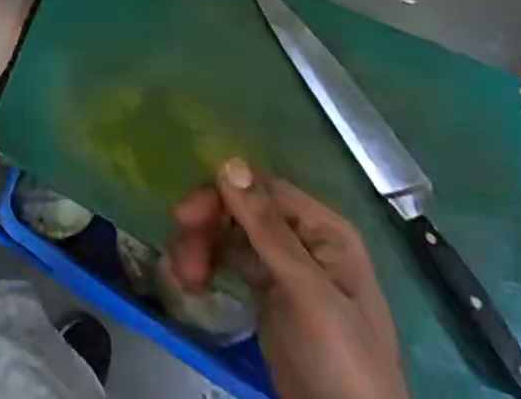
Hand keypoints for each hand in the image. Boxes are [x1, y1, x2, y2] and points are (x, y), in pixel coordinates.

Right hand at [167, 159, 407, 398]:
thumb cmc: (341, 359)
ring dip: (200, 248)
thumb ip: (267, 228)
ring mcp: (284, 266)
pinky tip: (190, 282)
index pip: (260, 190)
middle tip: (180, 258)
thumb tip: (229, 162)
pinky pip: (228, 261)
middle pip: (238, 210)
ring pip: (227, 234)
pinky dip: (207, 266)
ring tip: (184, 278)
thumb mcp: (306, 292)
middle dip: (205, 228)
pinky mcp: (266, 292)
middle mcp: (302, 239)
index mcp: (322, 230)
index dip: (219, 196)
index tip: (183, 217)